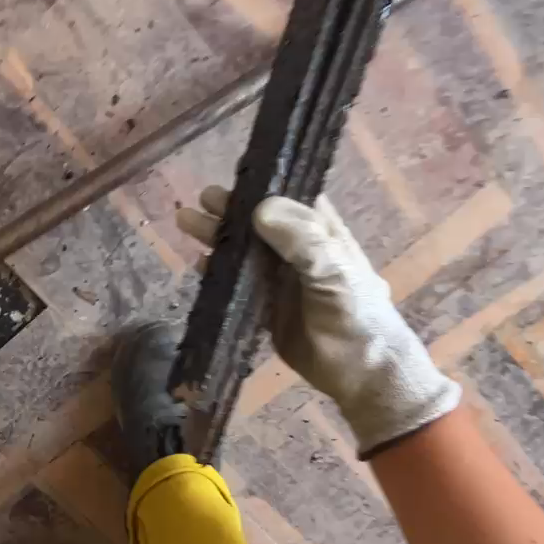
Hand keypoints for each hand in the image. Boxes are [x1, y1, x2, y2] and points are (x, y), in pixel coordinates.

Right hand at [178, 189, 459, 455]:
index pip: (289, 198)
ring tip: (186, 221)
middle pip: (257, 222)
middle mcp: (297, 250)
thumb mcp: (333, 269)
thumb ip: (301, 239)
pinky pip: (235, 283)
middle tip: (201, 198)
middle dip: (230, 209)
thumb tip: (258, 208)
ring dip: (217, 236)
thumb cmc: (355, 313)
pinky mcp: (264, 306)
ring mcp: (278, 278)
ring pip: (242, 250)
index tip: (237, 173)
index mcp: (320, 233)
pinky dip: (217, 272)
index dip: (264, 185)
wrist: (358, 370)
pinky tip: (199, 263)